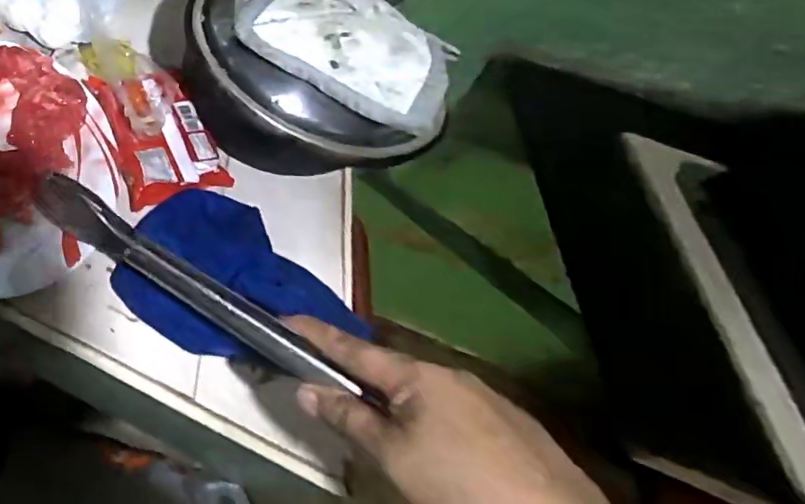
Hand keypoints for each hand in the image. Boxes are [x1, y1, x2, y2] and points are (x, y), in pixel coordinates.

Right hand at [285, 317, 604, 503]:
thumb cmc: (463, 487)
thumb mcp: (396, 459)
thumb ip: (350, 419)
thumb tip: (307, 388)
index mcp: (417, 374)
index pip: (352, 348)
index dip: (316, 333)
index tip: (285, 318)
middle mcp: (451, 374)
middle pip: (391, 368)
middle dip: (362, 376)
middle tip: (334, 386)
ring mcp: (489, 398)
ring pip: (428, 391)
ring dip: (400, 401)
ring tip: (389, 428)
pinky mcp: (519, 428)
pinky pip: (459, 411)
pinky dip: (437, 420)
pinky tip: (445, 451)